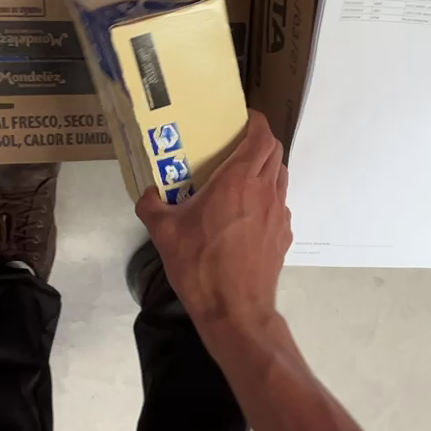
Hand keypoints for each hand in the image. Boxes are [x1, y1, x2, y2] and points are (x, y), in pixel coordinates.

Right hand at [137, 110, 290, 331]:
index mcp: (239, 181)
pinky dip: (267, 197)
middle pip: (275, 152)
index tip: (243, 119)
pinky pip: (279, 204)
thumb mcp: (164, 233)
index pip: (261, 137)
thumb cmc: (201, 267)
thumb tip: (147, 193)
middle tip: (237, 144)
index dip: (256, 122)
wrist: (236, 311)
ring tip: (241, 177)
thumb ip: (151, 205)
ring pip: (280, 177)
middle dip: (260, 142)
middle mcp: (265, 192)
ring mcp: (279, 214)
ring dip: (266, 169)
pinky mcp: (283, 235)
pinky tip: (246, 214)